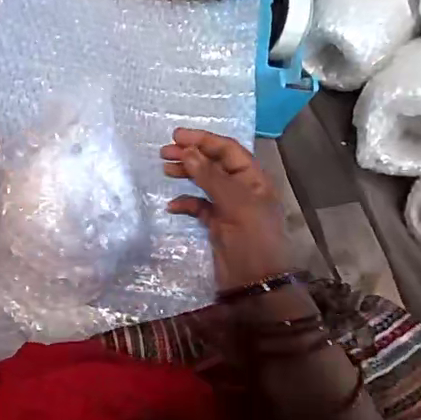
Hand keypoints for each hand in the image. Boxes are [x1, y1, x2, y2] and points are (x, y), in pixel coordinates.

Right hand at [161, 128, 293, 289]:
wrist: (255, 283)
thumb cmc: (253, 240)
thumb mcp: (235, 205)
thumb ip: (211, 177)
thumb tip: (188, 151)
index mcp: (254, 179)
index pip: (228, 150)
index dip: (204, 140)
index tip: (177, 136)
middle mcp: (242, 189)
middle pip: (215, 163)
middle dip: (191, 155)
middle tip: (164, 152)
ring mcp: (229, 208)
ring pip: (205, 183)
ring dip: (186, 174)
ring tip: (165, 169)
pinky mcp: (217, 225)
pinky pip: (198, 207)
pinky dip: (185, 203)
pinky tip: (172, 206)